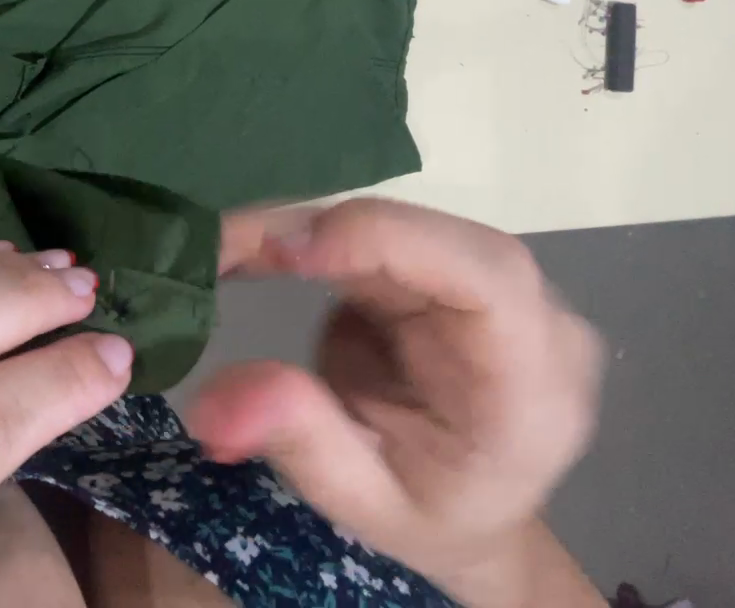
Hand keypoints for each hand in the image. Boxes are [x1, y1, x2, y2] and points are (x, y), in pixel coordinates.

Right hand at [187, 200, 604, 606]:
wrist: (462, 509)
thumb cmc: (428, 514)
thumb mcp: (365, 502)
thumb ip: (302, 445)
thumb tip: (206, 401)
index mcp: (528, 379)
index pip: (485, 277)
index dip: (382, 243)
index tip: (278, 253)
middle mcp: (517, 311)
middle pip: (418, 232)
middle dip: (307, 228)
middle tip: (216, 247)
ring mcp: (469, 281)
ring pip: (377, 220)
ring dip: (287, 227)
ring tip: (212, 252)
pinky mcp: (422, 268)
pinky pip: (354, 232)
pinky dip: (288, 236)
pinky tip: (237, 254)